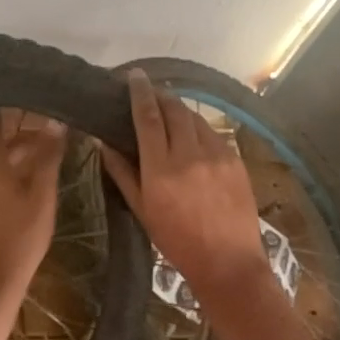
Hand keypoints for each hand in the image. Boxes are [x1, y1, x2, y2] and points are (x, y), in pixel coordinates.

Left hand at [0, 111, 66, 292]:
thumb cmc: (23, 233)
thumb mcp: (42, 193)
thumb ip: (48, 155)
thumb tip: (56, 121)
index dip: (5, 106)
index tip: (18, 91)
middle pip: (2, 144)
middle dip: (27, 139)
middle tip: (55, 139)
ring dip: (20, 158)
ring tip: (48, 161)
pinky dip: (10, 174)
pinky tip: (31, 184)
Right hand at [101, 69, 268, 302]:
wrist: (229, 263)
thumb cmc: (177, 241)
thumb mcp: (142, 209)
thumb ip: (122, 172)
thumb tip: (103, 142)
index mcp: (161, 168)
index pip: (148, 117)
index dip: (140, 92)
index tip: (134, 75)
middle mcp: (189, 154)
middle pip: (174, 109)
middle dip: (160, 95)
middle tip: (149, 92)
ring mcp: (217, 155)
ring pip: (195, 118)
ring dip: (180, 110)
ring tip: (170, 112)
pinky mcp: (235, 160)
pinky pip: (213, 133)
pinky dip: (199, 128)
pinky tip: (193, 136)